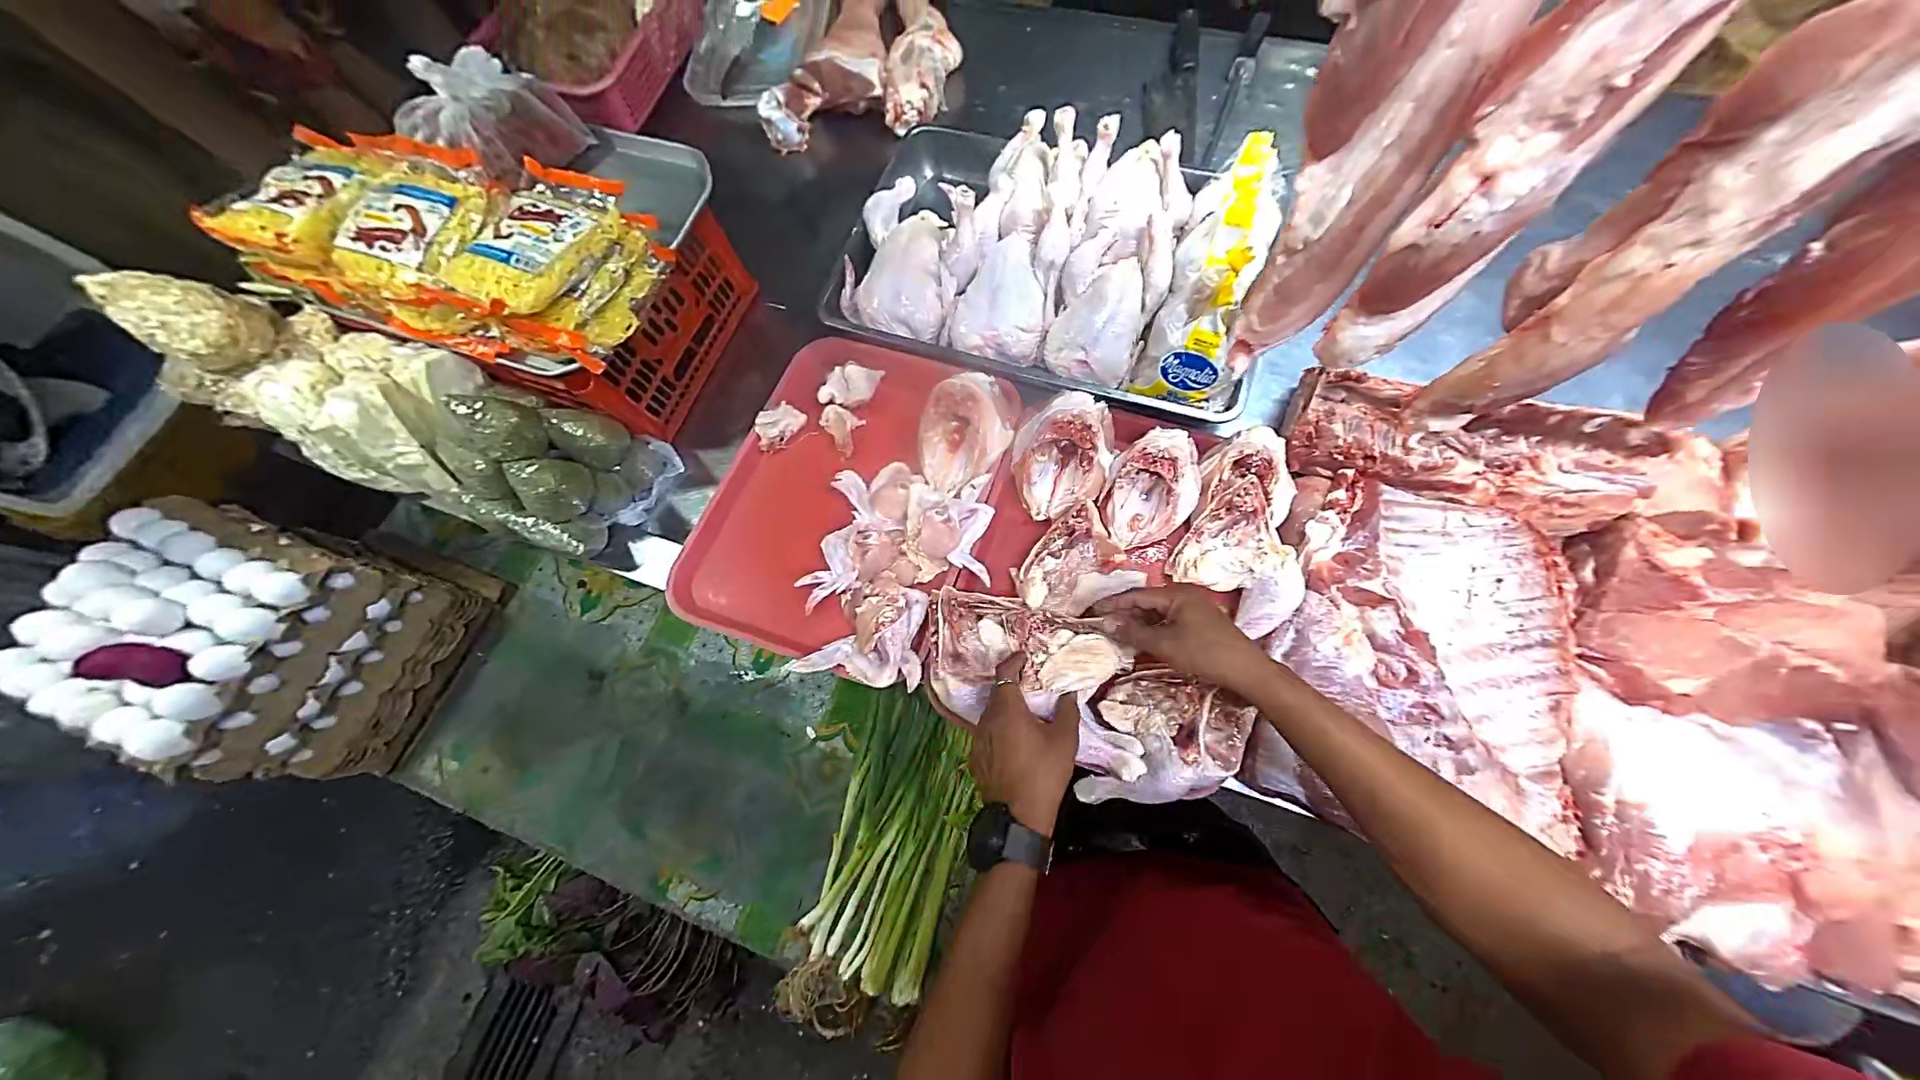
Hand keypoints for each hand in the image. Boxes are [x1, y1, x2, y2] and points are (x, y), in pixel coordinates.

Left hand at [968, 654, 1076, 836]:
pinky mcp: (975, 756)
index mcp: (1006, 710)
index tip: (1024, 657)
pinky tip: (1015, 740)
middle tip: (1031, 685)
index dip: (1013, 661)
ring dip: (1006, 709)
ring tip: (1026, 714)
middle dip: (1012, 686)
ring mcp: (977, 739)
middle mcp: (986, 719)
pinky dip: (1000, 729)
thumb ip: (1067, 710)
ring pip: (991, 714)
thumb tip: (1068, 694)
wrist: (1020, 815)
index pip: (1004, 673)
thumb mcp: (1065, 740)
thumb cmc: (1044, 772)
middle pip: (997, 694)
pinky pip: (987, 733)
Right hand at [1092, 584, 1272, 694]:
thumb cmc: (1204, 654)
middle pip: (1147, 601)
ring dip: (1138, 623)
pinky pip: (1168, 621)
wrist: (1246, 671)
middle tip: (1102, 623)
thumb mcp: (1163, 644)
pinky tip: (1142, 641)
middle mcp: (1185, 595)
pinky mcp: (1200, 623)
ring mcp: (1194, 609)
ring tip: (1118, 634)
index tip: (1092, 612)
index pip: (1136, 595)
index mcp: (1176, 594)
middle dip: (1124, 613)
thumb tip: (1106, 623)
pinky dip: (1153, 629)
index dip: (1112, 604)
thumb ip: (1132, 632)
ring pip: (1157, 613)